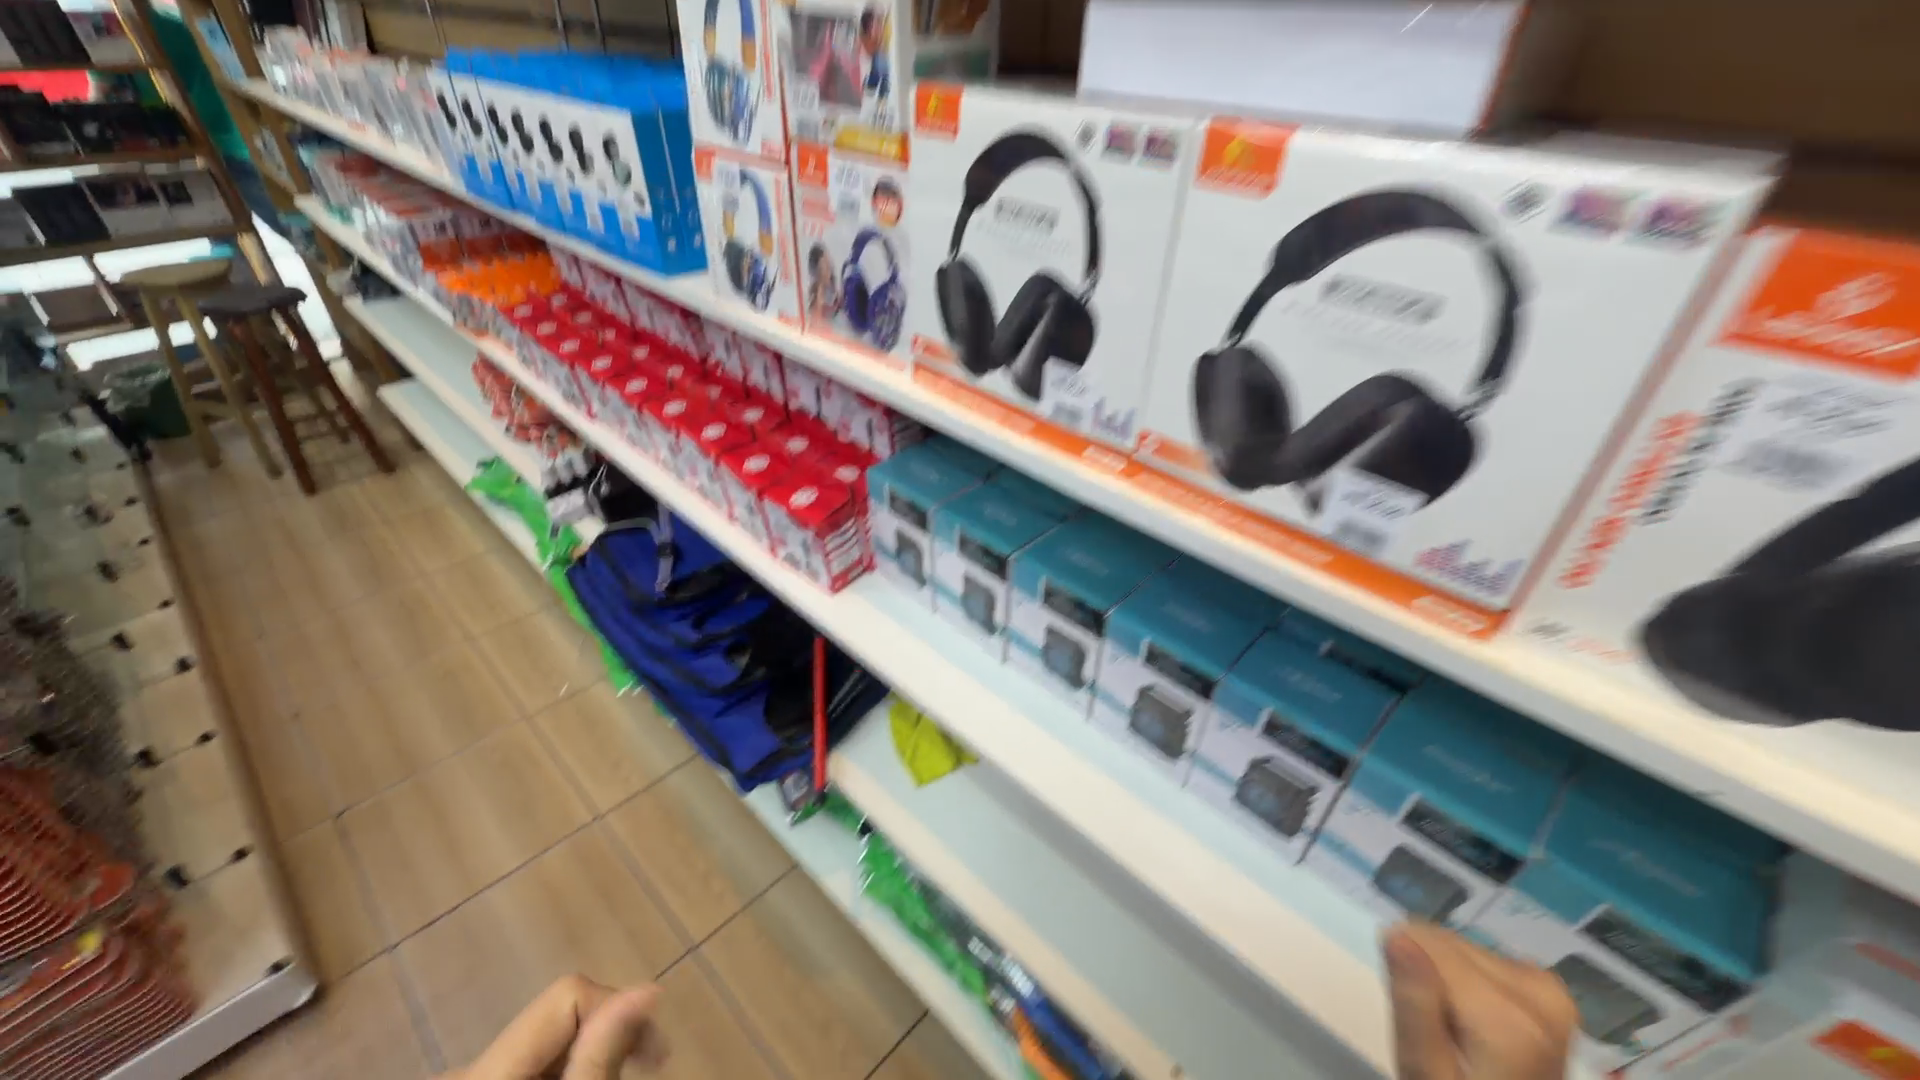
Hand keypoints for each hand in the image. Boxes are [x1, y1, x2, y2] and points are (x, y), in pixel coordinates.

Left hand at [440, 975, 667, 1079]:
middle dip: (608, 1041)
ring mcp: (468, 1078)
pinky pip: (531, 1065)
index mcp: (480, 1071)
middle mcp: (466, 1067)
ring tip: (618, 1076)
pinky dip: (565, 1072)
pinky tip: (582, 1079)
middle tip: (649, 1069)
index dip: (616, 1009)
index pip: (567, 995)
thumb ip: (599, 1058)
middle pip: (558, 1021)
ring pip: (548, 1046)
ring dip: (589, 1059)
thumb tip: (648, 988)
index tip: (658, 1055)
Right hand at [1383, 923, 1577, 1079]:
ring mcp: (1547, 986)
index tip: (1414, 1015)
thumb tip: (1397, 935)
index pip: (1426, 945)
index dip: (1407, 974)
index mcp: (1505, 1016)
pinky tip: (1472, 1015)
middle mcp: (1538, 989)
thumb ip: (1414, 1006)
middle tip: (1436, 1026)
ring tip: (1455, 1024)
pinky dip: (1467, 979)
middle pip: (1446, 944)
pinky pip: (1481, 955)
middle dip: (1428, 974)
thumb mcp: (1423, 1069)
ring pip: (1460, 946)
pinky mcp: (1546, 984)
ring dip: (1446, 976)